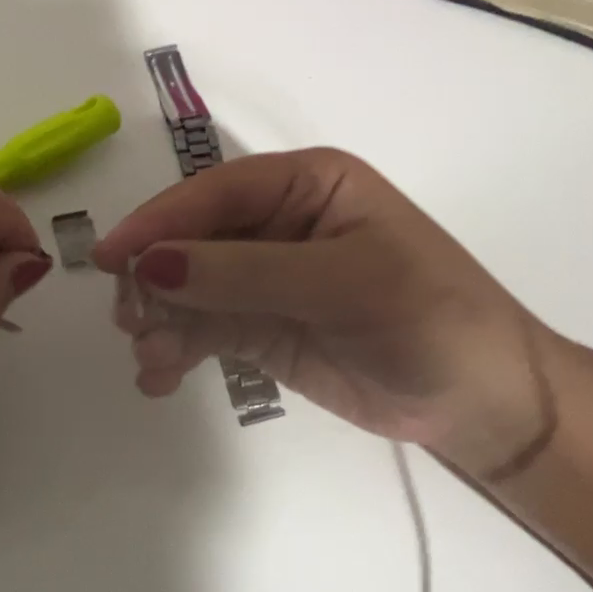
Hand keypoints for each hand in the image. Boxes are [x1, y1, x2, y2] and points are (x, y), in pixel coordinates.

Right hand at [93, 149, 554, 473]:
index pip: (213, 193)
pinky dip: (171, 350)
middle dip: (153, 278)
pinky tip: (159, 379)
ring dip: (158, 320)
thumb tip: (152, 266)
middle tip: (131, 321)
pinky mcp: (253, 325)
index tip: (111, 258)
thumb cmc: (431, 319)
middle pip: (186, 239)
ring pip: (182, 287)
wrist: (481, 405)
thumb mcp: (344, 285)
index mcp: (304, 185)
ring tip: (153, 361)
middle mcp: (274, 223)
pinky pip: (195, 328)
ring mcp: (259, 278)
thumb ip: (245, 274)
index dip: (159, 221)